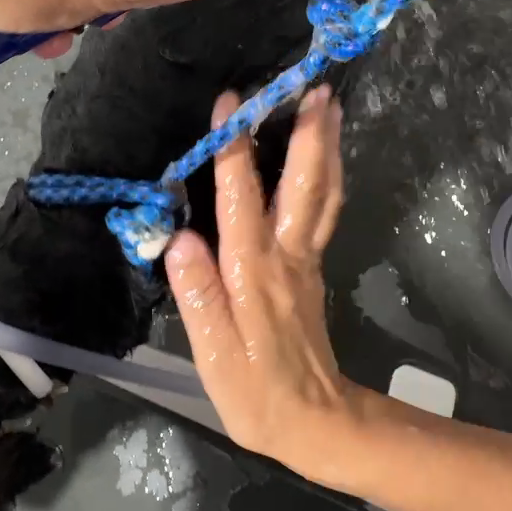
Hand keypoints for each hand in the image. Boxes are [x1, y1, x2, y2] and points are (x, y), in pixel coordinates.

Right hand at [167, 86, 355, 468]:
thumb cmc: (256, 393)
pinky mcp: (314, 266)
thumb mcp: (215, 358)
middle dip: (309, 132)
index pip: (242, 197)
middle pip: (304, 183)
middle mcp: (287, 254)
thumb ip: (199, 297)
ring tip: (331, 105)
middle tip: (317, 86)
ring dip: (328, 145)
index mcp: (254, 271)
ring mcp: (307, 258)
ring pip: (323, 191)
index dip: (234, 148)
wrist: (318, 424)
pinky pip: (325, 207)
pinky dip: (328, 173)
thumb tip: (180, 238)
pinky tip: (327, 157)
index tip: (230, 102)